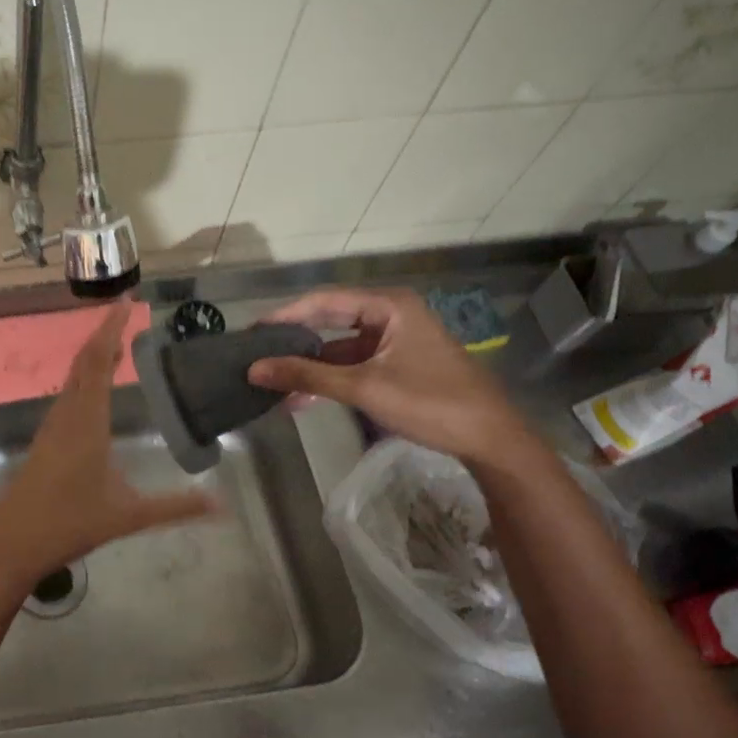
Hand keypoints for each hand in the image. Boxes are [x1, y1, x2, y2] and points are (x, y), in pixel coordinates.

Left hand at [0, 303, 214, 596]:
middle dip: (102, 336)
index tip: (125, 304)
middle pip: (82, 364)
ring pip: (71, 381)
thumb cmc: (69, 525)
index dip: (111, 330)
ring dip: (91, 358)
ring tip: (114, 345)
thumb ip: (176, 508)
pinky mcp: (44, 444)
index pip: (98, 362)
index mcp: (86, 423)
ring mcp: (50, 430)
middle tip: (123, 314)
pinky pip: (66, 398)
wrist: (11, 545)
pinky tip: (92, 394)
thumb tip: (222, 506)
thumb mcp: (129, 517)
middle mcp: (66, 417)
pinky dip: (82, 381)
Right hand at [246, 288, 537, 467]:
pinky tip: (300, 398)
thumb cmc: (430, 402)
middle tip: (254, 355)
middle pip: (329, 321)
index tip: (250, 332)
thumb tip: (254, 370)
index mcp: (389, 306)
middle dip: (293, 342)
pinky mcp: (396, 365)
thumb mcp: (363, 388)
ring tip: (270, 384)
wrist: (488, 437)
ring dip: (308, 367)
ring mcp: (394, 341)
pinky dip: (327, 380)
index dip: (284, 316)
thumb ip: (307, 376)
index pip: (323, 301)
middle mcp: (390, 315)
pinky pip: (351, 366)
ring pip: (338, 348)